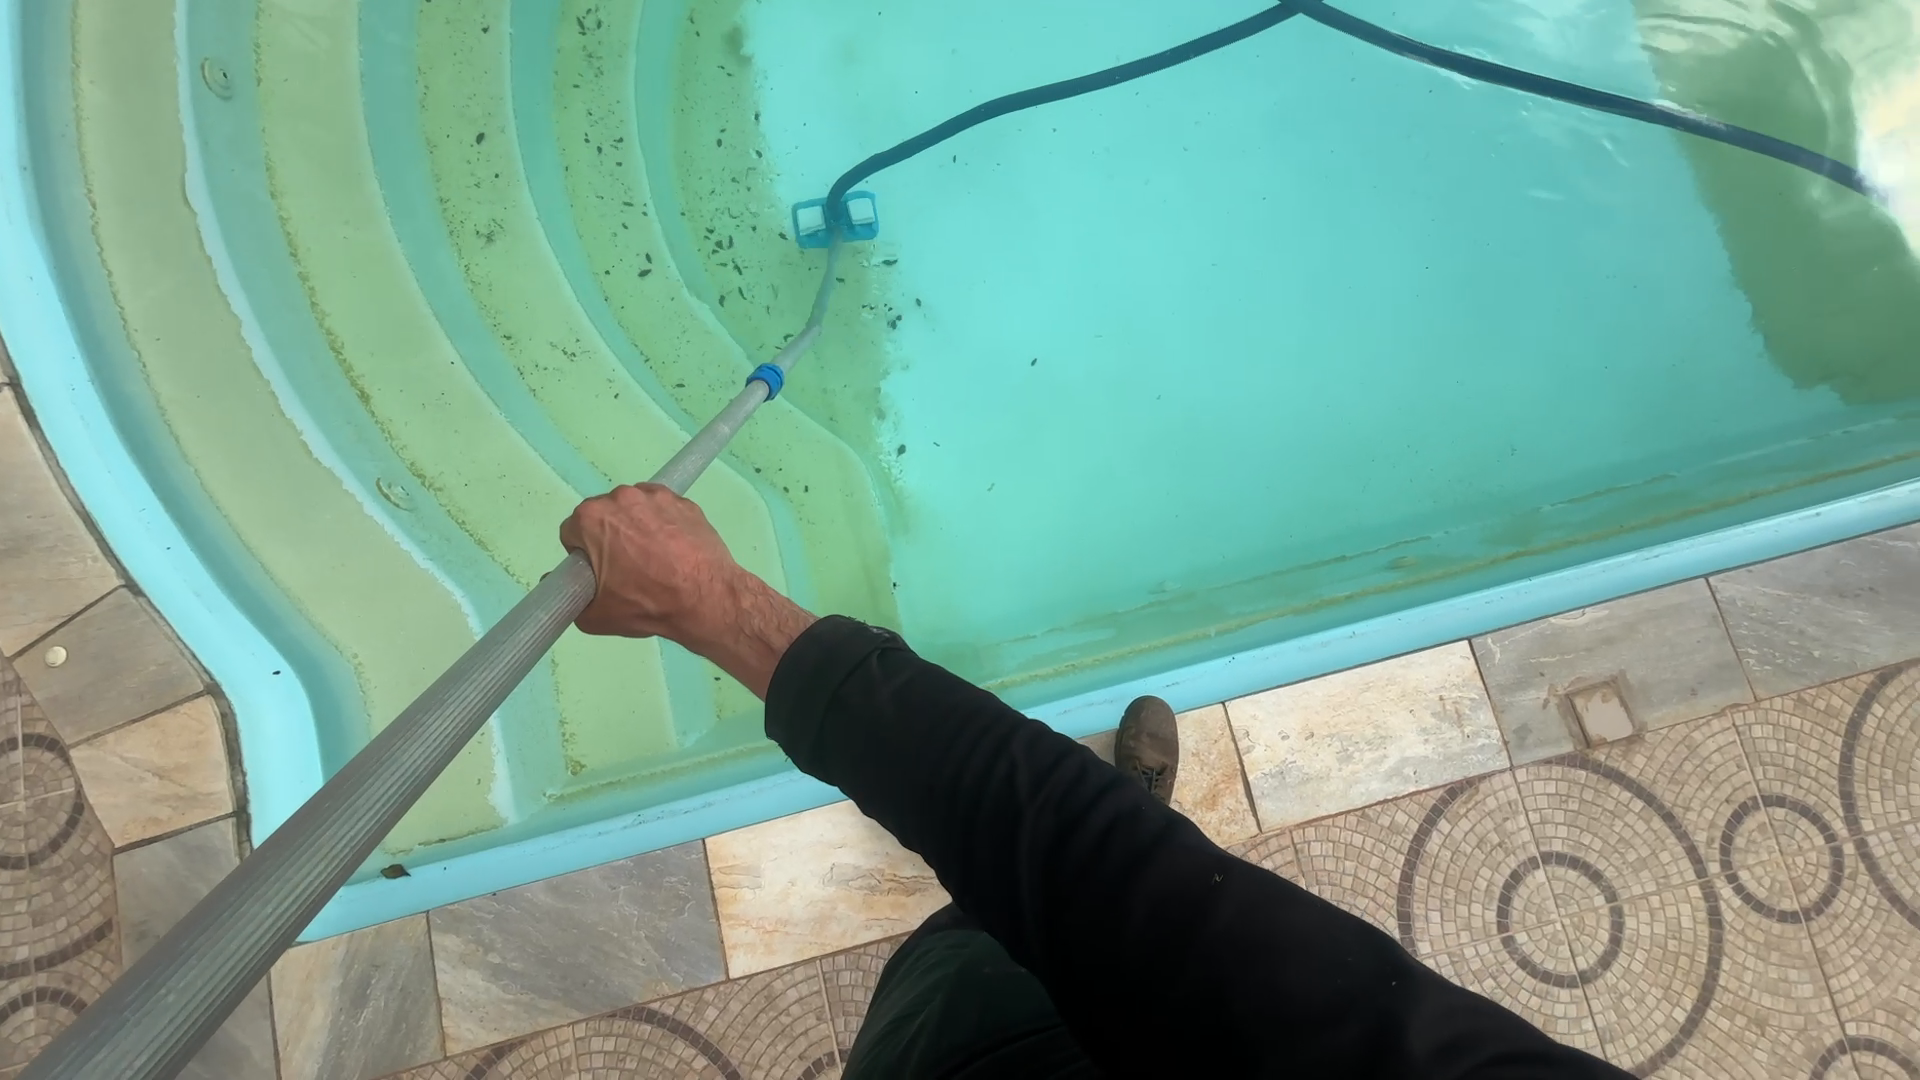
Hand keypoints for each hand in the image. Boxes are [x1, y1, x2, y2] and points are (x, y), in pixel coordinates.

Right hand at [559, 484, 815, 697]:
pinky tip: (676, 549)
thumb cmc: (646, 604)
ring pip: (637, 510)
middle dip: (612, 536)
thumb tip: (556, 581)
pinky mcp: (687, 502)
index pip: (573, 532)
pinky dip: (667, 525)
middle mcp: (622, 497)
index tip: (602, 572)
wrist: (706, 598)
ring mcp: (658, 496)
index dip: (585, 555)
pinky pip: (666, 511)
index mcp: (591, 517)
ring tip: (657, 559)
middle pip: (606, 516)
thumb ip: (566, 596)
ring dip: (640, 527)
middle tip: (630, 567)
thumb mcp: (593, 615)